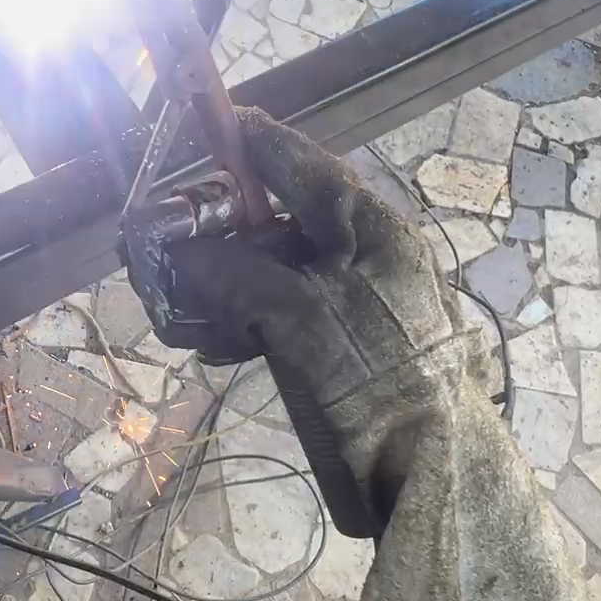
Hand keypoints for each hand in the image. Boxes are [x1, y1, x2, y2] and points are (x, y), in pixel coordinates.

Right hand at [159, 109, 600, 600]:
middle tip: (175, 231)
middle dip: (225, 231)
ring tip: (179, 299)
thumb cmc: (372, 379)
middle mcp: (365, 261)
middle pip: (282, 227)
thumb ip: (234, 276)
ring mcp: (352, 308)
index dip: (264, 146)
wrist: (425, 476)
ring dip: (225, 286)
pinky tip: (211, 345)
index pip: (311, 171)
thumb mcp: (297, 318)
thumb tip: (180, 253)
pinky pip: (279, 322)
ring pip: (274, 277)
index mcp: (374, 234)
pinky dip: (243, 327)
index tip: (222, 123)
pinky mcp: (338, 350)